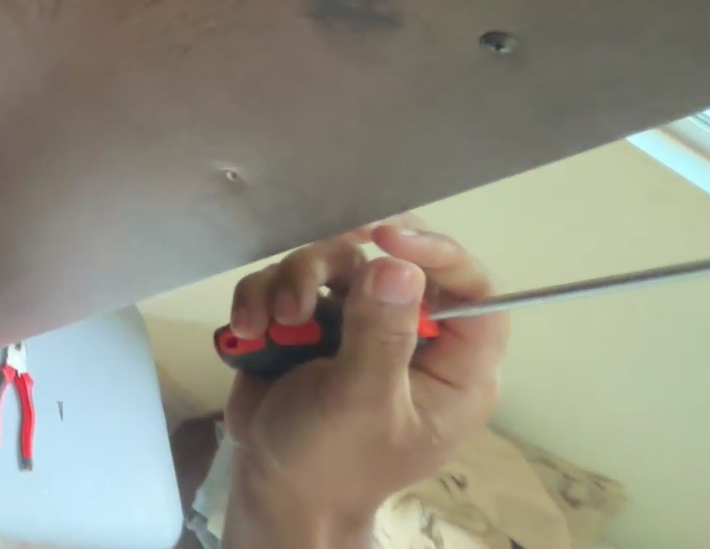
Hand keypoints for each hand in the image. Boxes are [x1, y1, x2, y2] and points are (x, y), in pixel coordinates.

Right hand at [221, 218, 509, 547]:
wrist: (271, 482)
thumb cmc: (333, 458)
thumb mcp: (360, 401)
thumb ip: (380, 334)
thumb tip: (398, 265)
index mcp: (448, 366)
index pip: (472, 292)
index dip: (439, 255)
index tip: (385, 236)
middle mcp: (402, 336)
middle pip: (375, 263)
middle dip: (323, 273)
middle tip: (296, 299)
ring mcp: (346, 327)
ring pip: (319, 267)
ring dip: (282, 289)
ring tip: (266, 328)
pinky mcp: (298, 324)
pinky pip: (277, 283)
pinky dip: (255, 301)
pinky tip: (246, 332)